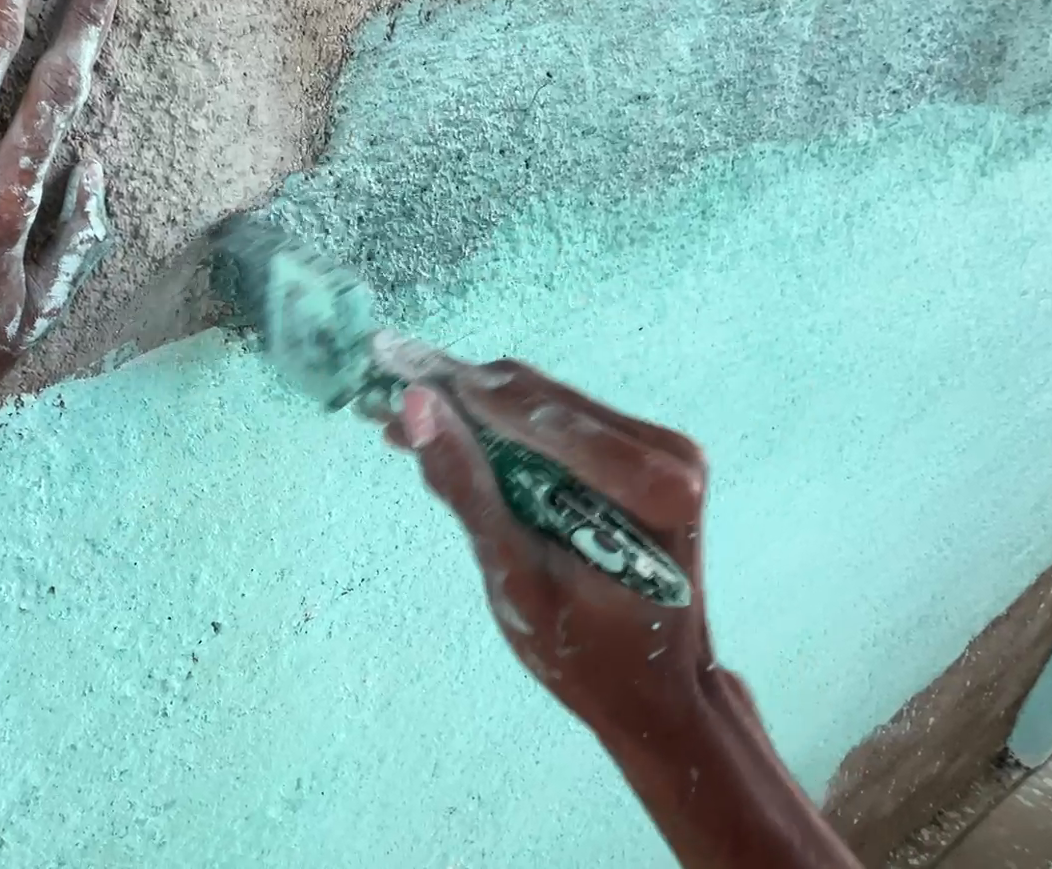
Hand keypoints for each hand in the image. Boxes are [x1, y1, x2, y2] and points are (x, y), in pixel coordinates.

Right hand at [386, 362, 721, 737]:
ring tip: (405, 411)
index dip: (457, 390)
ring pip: (539, 400)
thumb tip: (416, 405)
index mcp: (653, 487)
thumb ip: (465, 486)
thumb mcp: (512, 577)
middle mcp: (666, 451)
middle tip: (385, 387)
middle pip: (536, 398)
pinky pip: (554, 419)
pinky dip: (496, 424)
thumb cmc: (585, 652)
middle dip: (454, 393)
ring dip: (469, 405)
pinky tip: (448, 428)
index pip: (535, 417)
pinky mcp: (640, 450)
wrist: (653, 689)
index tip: (390, 363)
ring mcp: (657, 446)